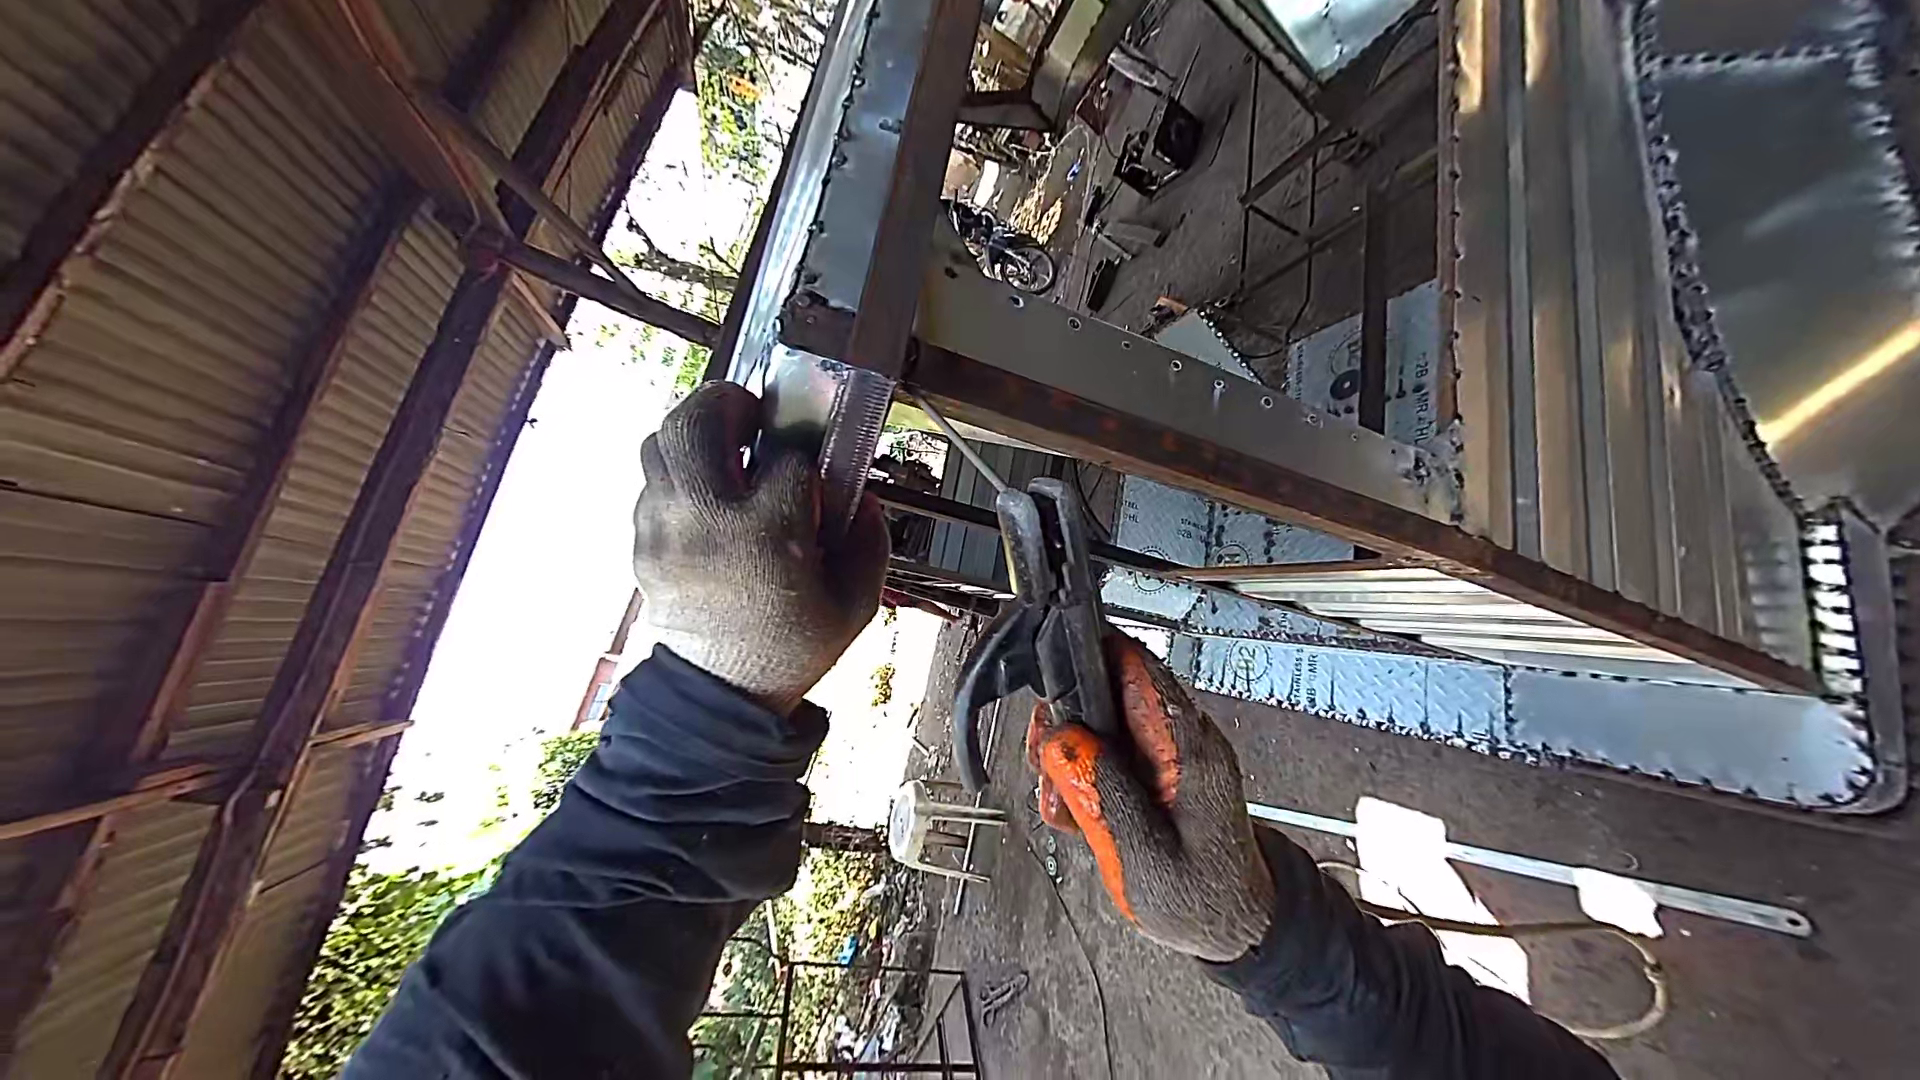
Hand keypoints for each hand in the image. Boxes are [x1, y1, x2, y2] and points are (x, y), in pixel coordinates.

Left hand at [633, 382, 889, 714]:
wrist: (723, 696)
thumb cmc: (793, 648)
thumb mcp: (856, 602)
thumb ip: (870, 540)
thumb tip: (862, 496)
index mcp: (769, 534)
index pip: (789, 459)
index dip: (806, 460)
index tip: (812, 476)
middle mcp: (708, 521)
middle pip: (698, 421)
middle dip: (728, 402)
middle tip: (751, 413)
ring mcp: (666, 530)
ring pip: (660, 442)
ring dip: (696, 432)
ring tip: (727, 450)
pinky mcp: (644, 544)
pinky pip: (652, 482)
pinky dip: (681, 473)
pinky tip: (709, 496)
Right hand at [1027, 633, 1274, 960]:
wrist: (1234, 928)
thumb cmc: (1202, 900)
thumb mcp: (1144, 857)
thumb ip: (1102, 794)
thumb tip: (1062, 739)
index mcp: (1186, 746)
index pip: (1135, 667)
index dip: (1088, 661)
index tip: (1051, 686)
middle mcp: (1176, 736)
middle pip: (1106, 690)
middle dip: (1064, 720)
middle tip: (1048, 763)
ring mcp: (1162, 749)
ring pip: (1096, 720)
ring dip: (1067, 753)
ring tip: (1063, 798)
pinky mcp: (1149, 766)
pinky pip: (1103, 749)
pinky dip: (1080, 772)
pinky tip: (1077, 809)